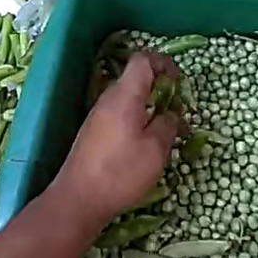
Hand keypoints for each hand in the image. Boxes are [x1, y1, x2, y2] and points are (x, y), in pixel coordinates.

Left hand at [49, 52, 180, 231]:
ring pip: (127, 97)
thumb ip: (167, 125)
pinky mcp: (94, 131)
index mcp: (124, 95)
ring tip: (164, 128)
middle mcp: (108, 99)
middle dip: (159, 87)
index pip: (142, 60)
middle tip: (176, 108)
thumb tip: (171, 113)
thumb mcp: (155, 149)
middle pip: (135, 78)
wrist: (79, 198)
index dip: (163, 63)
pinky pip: (119, 113)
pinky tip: (144, 142)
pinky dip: (136, 118)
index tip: (179, 81)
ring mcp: (98, 115)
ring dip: (148, 105)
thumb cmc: (121, 171)